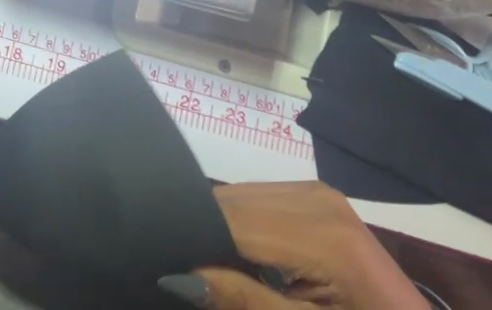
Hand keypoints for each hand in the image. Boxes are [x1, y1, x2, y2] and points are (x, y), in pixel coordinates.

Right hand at [159, 183, 427, 309]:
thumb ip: (243, 300)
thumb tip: (178, 276)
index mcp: (323, 235)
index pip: (234, 222)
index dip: (195, 241)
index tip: (168, 267)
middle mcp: (317, 197)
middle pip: (235, 202)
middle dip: (205, 232)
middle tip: (188, 272)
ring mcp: (319, 192)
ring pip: (243, 196)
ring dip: (221, 226)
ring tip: (214, 268)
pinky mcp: (318, 195)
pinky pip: (260, 198)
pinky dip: (242, 222)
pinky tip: (241, 255)